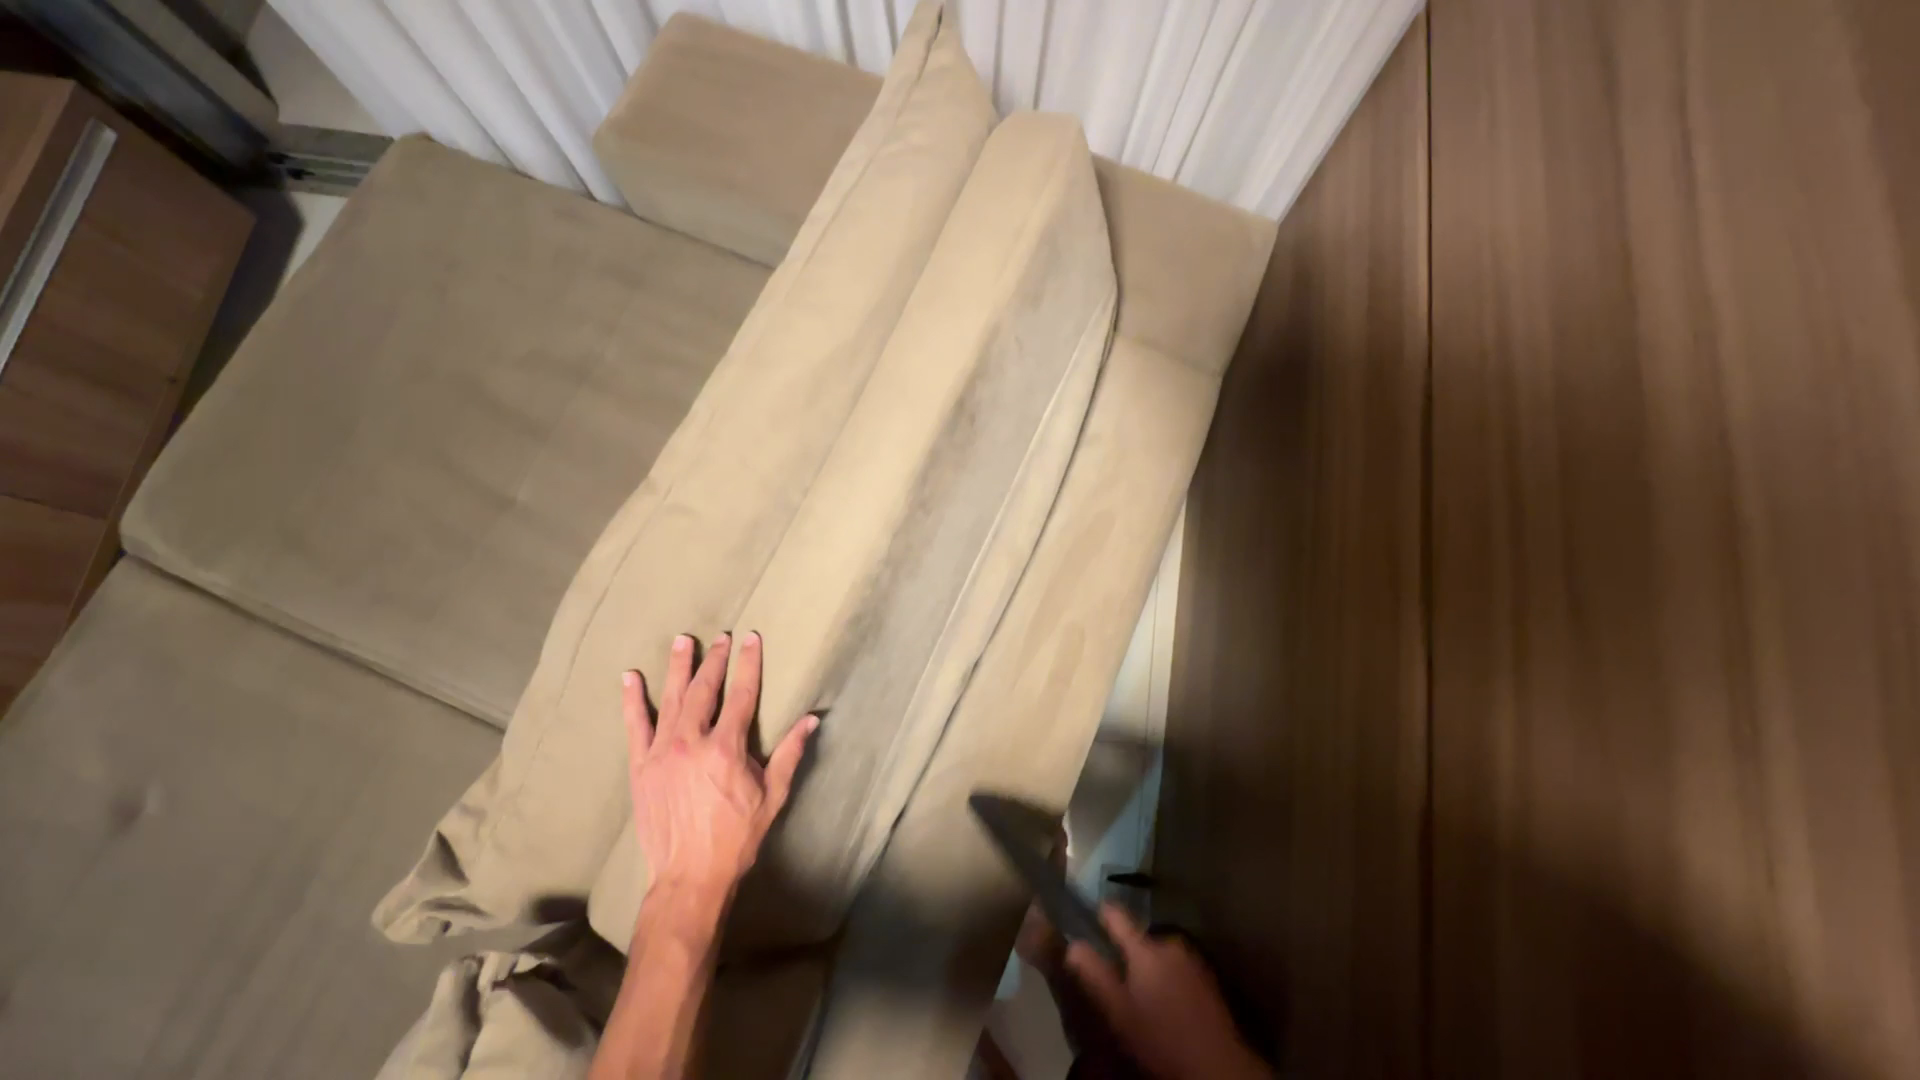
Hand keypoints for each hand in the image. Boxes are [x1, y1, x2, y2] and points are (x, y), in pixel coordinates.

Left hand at [622, 631, 816, 901]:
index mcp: (726, 748)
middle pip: (704, 690)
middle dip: (715, 660)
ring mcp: (662, 753)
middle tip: (722, 638)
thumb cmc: (737, 838)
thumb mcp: (772, 796)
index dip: (748, 664)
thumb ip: (790, 754)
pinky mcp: (641, 767)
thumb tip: (812, 719)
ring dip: (678, 668)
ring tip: (682, 641)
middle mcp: (692, 742)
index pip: (741, 695)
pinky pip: (634, 726)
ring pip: (670, 700)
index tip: (751, 639)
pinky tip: (630, 676)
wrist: (689, 876)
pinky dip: (632, 700)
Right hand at [1066, 906, 1269, 1079]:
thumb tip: (1073, 945)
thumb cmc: (1161, 1038)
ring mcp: (1193, 961)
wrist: (1218, 1067)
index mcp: (1146, 949)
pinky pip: (1178, 969)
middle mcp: (1171, 944)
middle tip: (1118, 981)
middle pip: (1140, 939)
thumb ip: (1093, 974)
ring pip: (1159, 956)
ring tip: (1142, 997)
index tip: (1089, 916)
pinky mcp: (1208, 979)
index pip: (1117, 916)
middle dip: (1128, 955)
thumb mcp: (1118, 1011)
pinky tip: (1166, 1005)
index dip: (1101, 913)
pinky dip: (1168, 980)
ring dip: (1149, 970)